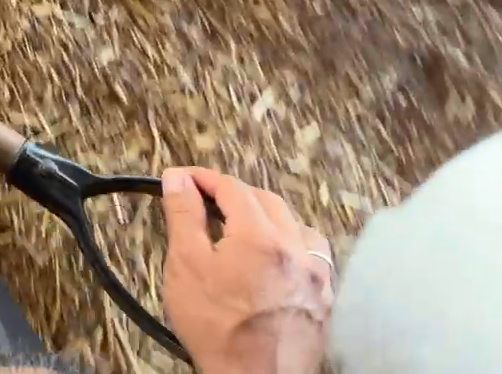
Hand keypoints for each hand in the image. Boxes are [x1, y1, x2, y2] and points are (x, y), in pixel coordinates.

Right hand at [160, 168, 333, 373]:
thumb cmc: (215, 324)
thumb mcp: (185, 262)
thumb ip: (183, 213)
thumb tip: (177, 178)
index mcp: (261, 238)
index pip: (232, 188)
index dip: (202, 177)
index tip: (179, 179)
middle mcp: (297, 251)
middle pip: (266, 200)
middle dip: (232, 192)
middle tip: (201, 198)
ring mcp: (318, 278)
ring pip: (295, 224)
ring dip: (264, 214)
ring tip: (235, 223)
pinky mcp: (324, 300)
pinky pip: (312, 253)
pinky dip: (288, 240)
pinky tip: (269, 253)